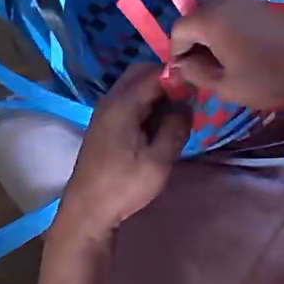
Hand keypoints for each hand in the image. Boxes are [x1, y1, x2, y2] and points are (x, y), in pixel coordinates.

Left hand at [54, 63, 190, 244]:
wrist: (86, 211)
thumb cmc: (123, 186)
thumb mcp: (159, 160)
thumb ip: (176, 126)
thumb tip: (186, 104)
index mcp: (123, 103)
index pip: (156, 72)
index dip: (179, 77)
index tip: (197, 90)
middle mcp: (111, 99)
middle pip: (141, 72)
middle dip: (166, 80)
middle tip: (186, 101)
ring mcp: (104, 110)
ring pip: (134, 85)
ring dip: (155, 92)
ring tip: (174, 114)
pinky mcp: (104, 123)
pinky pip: (128, 99)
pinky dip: (145, 102)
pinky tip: (156, 124)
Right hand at [168, 0, 283, 109]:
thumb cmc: (267, 79)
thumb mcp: (225, 86)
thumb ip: (195, 73)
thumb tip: (180, 64)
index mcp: (210, 20)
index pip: (178, 29)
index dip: (176, 52)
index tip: (184, 74)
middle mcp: (223, 3)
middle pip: (194, 14)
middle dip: (192, 38)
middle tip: (201, 66)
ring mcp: (244, 2)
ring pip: (213, 10)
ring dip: (208, 31)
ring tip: (219, 59)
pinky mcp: (260, 7)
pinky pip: (231, 12)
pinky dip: (225, 27)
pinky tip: (238, 51)